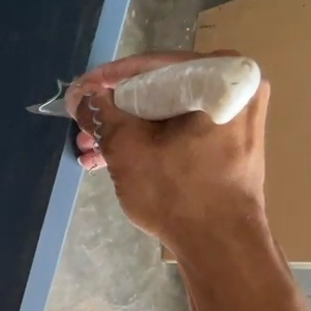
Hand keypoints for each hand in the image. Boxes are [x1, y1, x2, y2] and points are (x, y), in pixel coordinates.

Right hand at [66, 50, 270, 251]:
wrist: (221, 244)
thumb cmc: (177, 191)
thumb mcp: (127, 148)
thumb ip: (100, 114)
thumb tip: (79, 95)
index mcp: (222, 75)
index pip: (150, 67)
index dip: (104, 82)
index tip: (75, 94)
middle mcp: (236, 86)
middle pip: (158, 91)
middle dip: (113, 114)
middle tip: (81, 131)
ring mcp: (236, 116)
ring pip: (167, 115)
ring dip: (126, 132)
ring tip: (90, 153)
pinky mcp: (230, 143)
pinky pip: (181, 132)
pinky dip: (150, 143)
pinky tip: (116, 160)